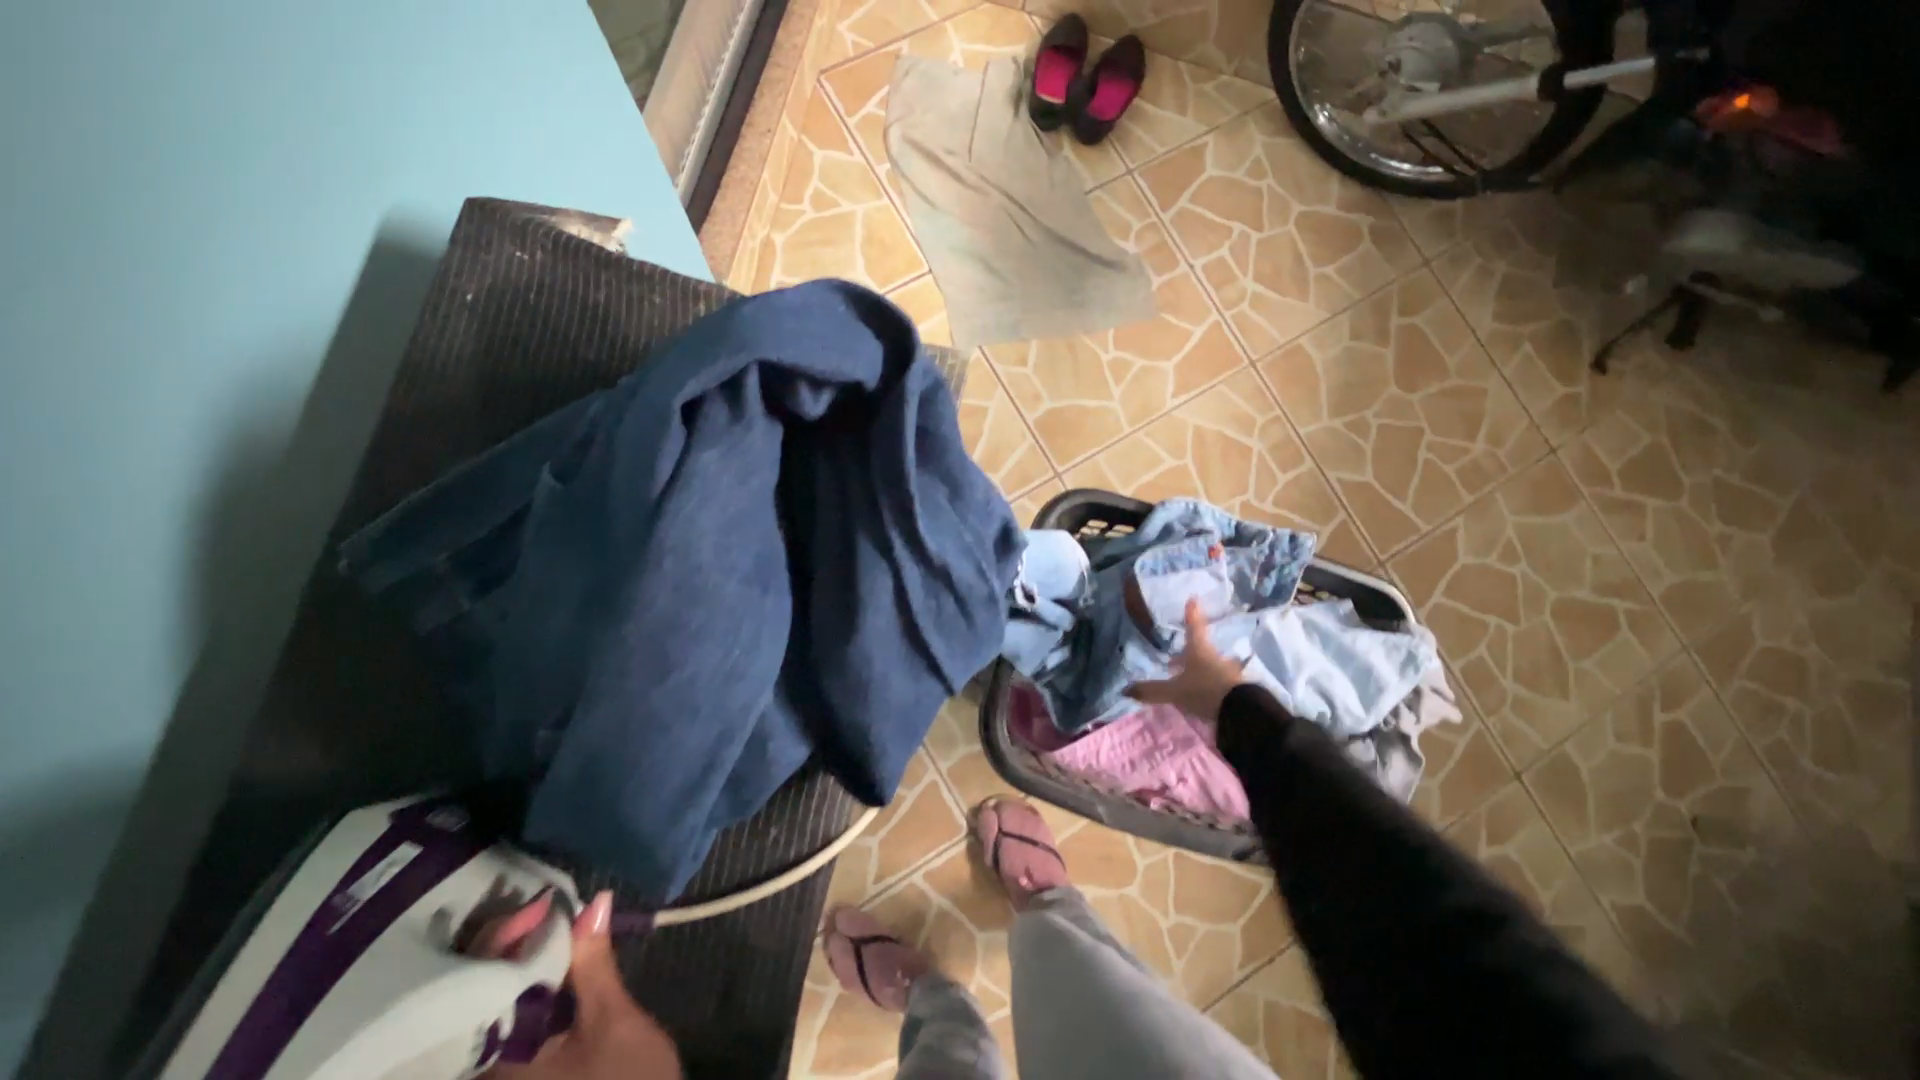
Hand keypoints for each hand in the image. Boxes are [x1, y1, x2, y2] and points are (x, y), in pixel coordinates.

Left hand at [485, 892, 682, 1079]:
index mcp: (492, 1056)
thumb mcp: (613, 1022)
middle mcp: (477, 1067)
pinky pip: (497, 1026)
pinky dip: (519, 995)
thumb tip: (595, 901)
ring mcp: (490, 1074)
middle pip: (474, 989)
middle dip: (510, 945)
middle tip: (549, 910)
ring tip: (548, 930)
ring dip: (515, 968)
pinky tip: (545, 974)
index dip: (510, 932)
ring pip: (486, 1006)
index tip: (547, 901)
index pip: (481, 977)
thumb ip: (594, 963)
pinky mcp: (507, 1075)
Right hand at [1125, 597, 1243, 722]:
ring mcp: (1228, 672)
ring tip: (1189, 679)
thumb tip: (1125, 689)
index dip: (1191, 614)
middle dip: (1190, 652)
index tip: (1193, 599)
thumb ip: (1152, 690)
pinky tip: (1204, 694)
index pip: (1194, 628)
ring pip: (1211, 666)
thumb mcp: (1175, 692)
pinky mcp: (1237, 688)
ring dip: (1200, 670)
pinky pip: (1220, 681)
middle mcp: (1215, 657)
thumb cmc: (1204, 691)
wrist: (1241, 711)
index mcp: (1199, 651)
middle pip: (1201, 649)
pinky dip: (1210, 684)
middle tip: (1177, 658)